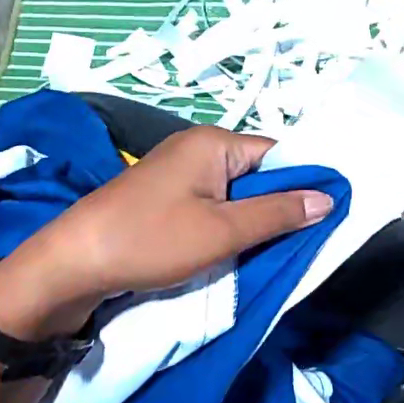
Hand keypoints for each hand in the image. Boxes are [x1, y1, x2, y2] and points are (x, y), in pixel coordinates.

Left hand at [0, 126, 331, 339]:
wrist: (76, 259)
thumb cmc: (152, 239)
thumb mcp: (223, 231)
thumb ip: (277, 212)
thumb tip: (327, 196)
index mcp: (214, 142)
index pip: (277, 153)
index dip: (304, 182)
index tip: (327, 215)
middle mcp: (197, 147)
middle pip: (256, 172)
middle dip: (277, 205)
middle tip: (300, 242)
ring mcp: (178, 170)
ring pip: (233, 191)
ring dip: (250, 218)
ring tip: (269, 249)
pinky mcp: (165, 194)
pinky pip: (210, 202)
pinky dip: (225, 223)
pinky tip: (233, 248)